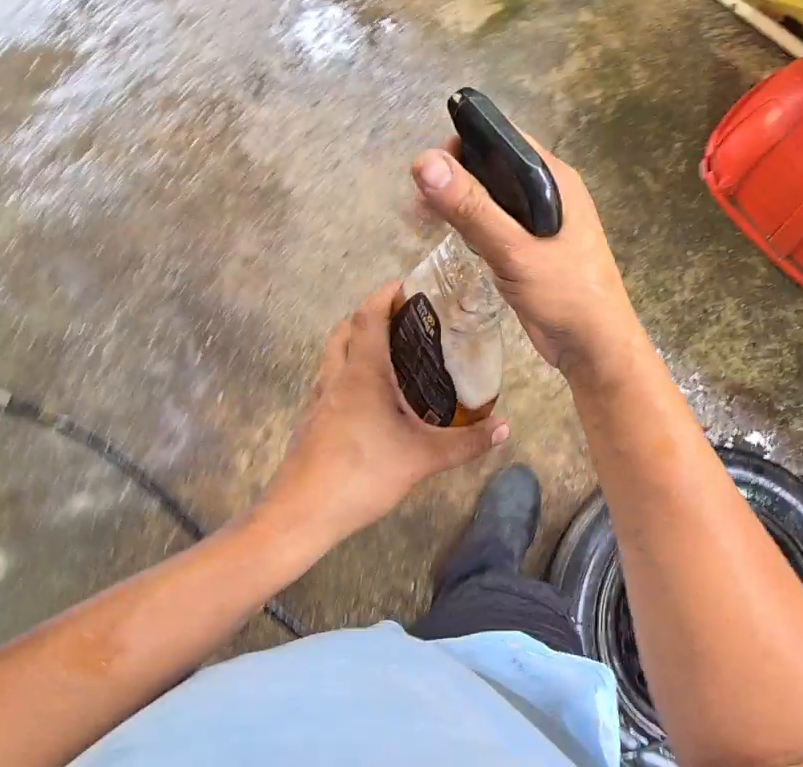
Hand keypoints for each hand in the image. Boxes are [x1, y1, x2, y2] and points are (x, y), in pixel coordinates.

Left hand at [257, 283, 508, 547]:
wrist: (298, 518)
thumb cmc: (360, 474)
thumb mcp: (423, 459)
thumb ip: (467, 443)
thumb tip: (505, 428)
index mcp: (362, 375)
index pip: (368, 318)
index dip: (384, 295)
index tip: (406, 285)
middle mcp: (336, 379)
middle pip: (344, 331)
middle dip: (369, 317)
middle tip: (403, 321)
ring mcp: (318, 402)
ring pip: (332, 357)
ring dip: (356, 345)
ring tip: (392, 357)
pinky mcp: (310, 424)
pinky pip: (330, 384)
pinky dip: (349, 375)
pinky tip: (372, 401)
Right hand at [411, 137, 648, 391]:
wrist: (595, 348)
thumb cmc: (566, 294)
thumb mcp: (514, 251)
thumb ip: (472, 209)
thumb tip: (425, 161)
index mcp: (556, 181)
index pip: (505, 139)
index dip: (467, 142)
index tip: (430, 167)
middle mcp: (550, 193)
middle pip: (494, 166)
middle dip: (455, 176)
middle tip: (419, 202)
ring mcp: (541, 222)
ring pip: (492, 197)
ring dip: (459, 203)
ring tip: (422, 220)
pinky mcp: (531, 248)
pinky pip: (495, 224)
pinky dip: (470, 226)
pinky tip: (447, 239)